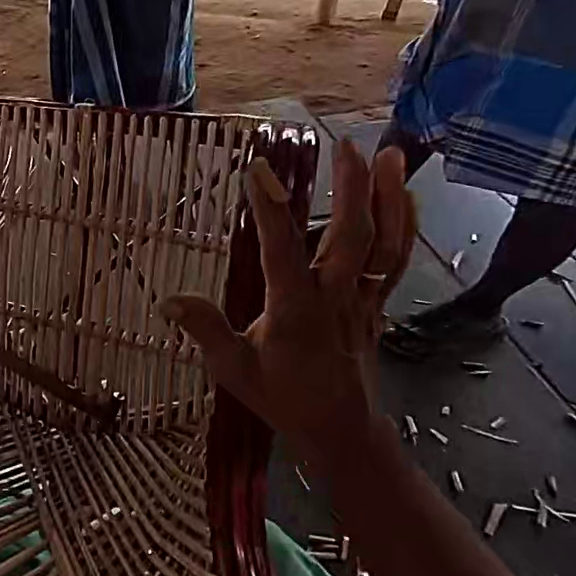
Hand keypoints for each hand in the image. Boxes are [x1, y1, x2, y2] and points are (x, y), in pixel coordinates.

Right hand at [161, 140, 415, 462]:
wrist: (341, 430)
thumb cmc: (285, 398)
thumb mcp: (235, 371)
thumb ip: (206, 331)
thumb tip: (168, 301)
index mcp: (295, 310)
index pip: (281, 250)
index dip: (270, 207)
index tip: (258, 167)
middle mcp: (335, 297)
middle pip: (352, 237)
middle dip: (351, 188)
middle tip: (346, 145)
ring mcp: (363, 298)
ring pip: (384, 245)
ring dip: (389, 198)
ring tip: (389, 156)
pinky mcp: (378, 302)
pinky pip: (397, 261)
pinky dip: (406, 226)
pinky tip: (407, 196)